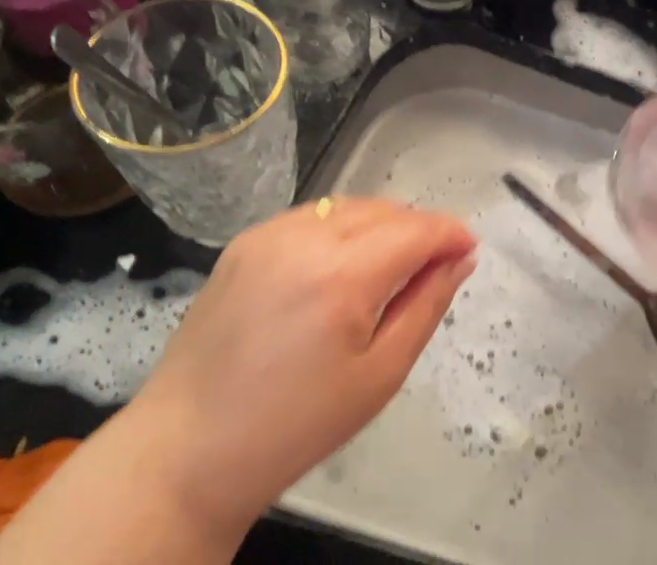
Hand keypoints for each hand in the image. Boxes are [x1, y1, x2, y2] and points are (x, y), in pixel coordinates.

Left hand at [127, 197, 476, 527]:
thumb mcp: (380, 374)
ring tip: (393, 265)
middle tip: (435, 266)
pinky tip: (343, 265)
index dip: (451, 234)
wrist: (186, 450)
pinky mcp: (244, 244)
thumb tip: (460, 260)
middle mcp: (304, 238)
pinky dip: (342, 227)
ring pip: (349, 206)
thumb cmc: (296, 424)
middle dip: (420, 228)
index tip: (470, 251)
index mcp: (342, 275)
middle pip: (385, 210)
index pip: (416, 229)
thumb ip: (426, 305)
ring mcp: (268, 235)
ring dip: (383, 224)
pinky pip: (313, 217)